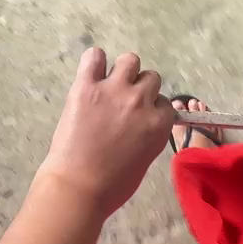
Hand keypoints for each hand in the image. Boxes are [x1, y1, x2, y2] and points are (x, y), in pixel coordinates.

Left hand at [33, 48, 173, 218]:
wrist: (78, 187)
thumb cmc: (113, 184)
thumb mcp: (145, 158)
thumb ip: (149, 133)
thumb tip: (143, 120)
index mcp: (158, 123)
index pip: (164, 103)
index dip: (152, 108)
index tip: (139, 117)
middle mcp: (140, 101)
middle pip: (151, 78)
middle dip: (140, 88)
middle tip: (123, 102)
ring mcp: (113, 90)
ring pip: (130, 60)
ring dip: (123, 71)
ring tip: (109, 85)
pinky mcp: (86, 86)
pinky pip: (94, 56)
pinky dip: (94, 61)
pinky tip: (91, 75)